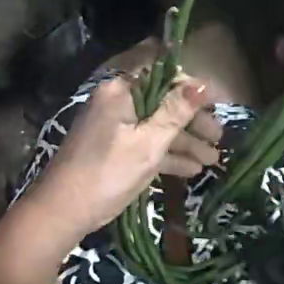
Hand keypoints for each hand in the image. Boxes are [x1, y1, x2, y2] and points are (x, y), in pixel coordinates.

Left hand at [22, 76, 212, 247]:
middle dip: (192, 119)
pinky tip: (192, 169)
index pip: (161, 74)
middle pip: (160, 101)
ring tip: (214, 160)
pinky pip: (143, 142)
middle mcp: (114, 100)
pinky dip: (165, 153)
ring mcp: (111, 124)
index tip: (219, 103)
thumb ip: (176, 112)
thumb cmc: (108, 172)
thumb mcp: (148, 143)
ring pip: (154, 124)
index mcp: (119, 89)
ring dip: (183, 141)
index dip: (191, 87)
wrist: (63, 209)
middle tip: (220, 138)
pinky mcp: (111, 147)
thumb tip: (203, 82)